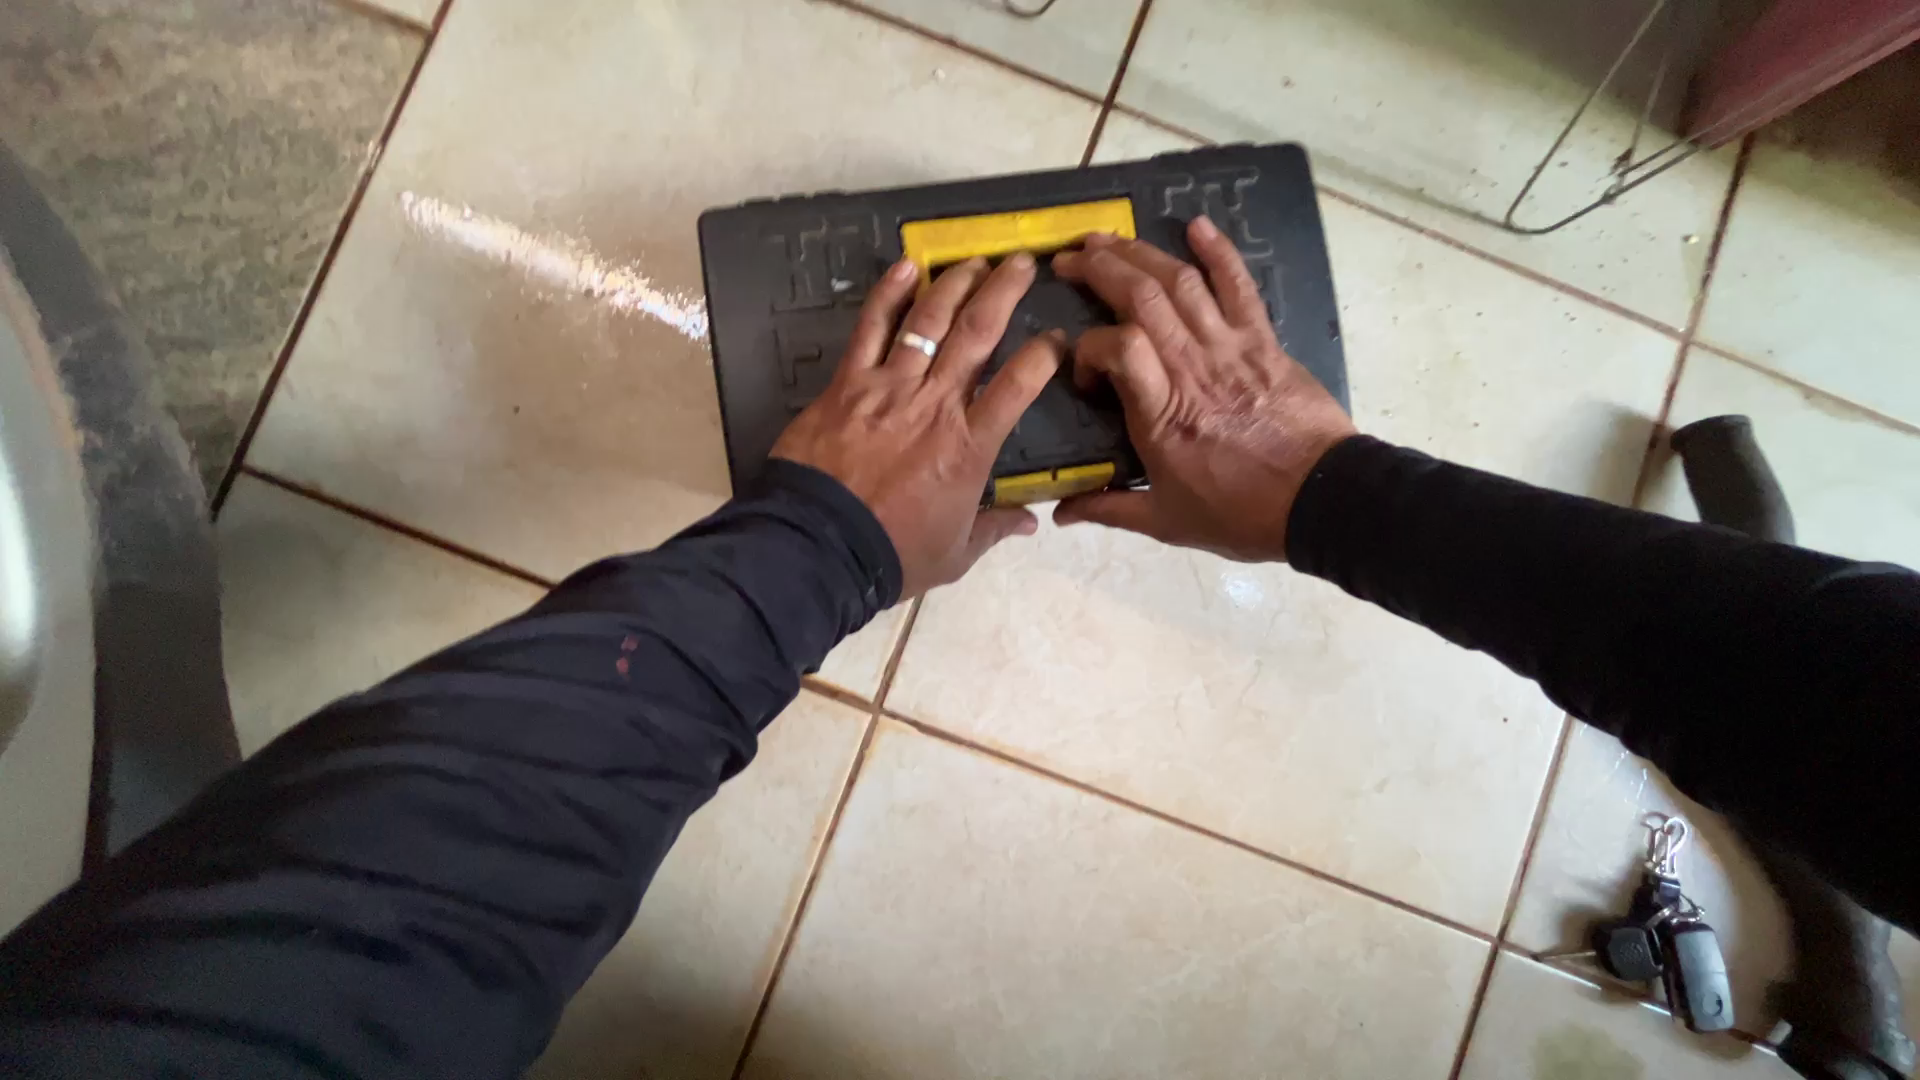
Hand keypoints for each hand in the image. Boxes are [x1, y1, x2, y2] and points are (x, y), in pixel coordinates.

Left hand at [772, 254, 1062, 597]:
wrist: (819, 548)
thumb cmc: (894, 553)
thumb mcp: (956, 553)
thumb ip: (996, 528)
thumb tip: (1032, 521)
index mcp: (969, 446)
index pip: (1018, 384)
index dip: (1044, 355)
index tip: (1056, 339)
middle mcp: (935, 404)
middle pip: (976, 334)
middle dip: (1004, 292)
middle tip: (1022, 264)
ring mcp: (889, 387)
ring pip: (928, 321)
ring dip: (955, 284)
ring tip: (975, 261)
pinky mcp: (848, 384)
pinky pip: (871, 329)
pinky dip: (888, 295)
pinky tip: (906, 268)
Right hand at [1049, 217, 1356, 561]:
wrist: (1321, 500)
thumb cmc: (1239, 513)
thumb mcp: (1165, 522)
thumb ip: (1108, 510)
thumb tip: (1059, 515)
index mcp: (1161, 415)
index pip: (1117, 348)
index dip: (1088, 349)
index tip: (1083, 375)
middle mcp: (1191, 369)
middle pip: (1142, 298)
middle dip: (1099, 269)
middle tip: (1069, 259)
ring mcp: (1229, 348)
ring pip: (1180, 283)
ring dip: (1139, 252)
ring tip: (1106, 238)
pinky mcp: (1262, 341)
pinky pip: (1239, 285)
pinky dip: (1218, 251)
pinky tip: (1195, 225)